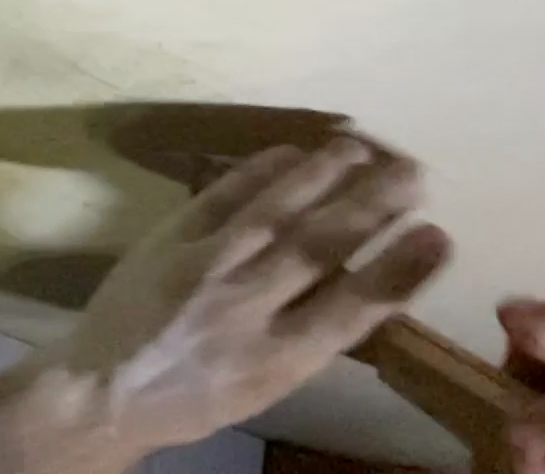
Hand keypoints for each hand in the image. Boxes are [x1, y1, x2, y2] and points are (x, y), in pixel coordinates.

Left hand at [44, 140, 452, 452]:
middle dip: (371, 207)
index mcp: (279, 359)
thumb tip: (350, 283)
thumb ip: (304, 334)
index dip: (399, 270)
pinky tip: (288, 151)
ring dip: (319, 177)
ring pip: (273, 213)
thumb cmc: (192, 394)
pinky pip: (221, 197)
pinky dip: (257, 171)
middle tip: (413, 173)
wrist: (105, 384)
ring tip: (359, 149)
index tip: (439, 234)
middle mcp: (248, 308)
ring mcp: (206, 266)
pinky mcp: (172, 237)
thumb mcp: (262, 384)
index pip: (353, 310)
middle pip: (320, 248)